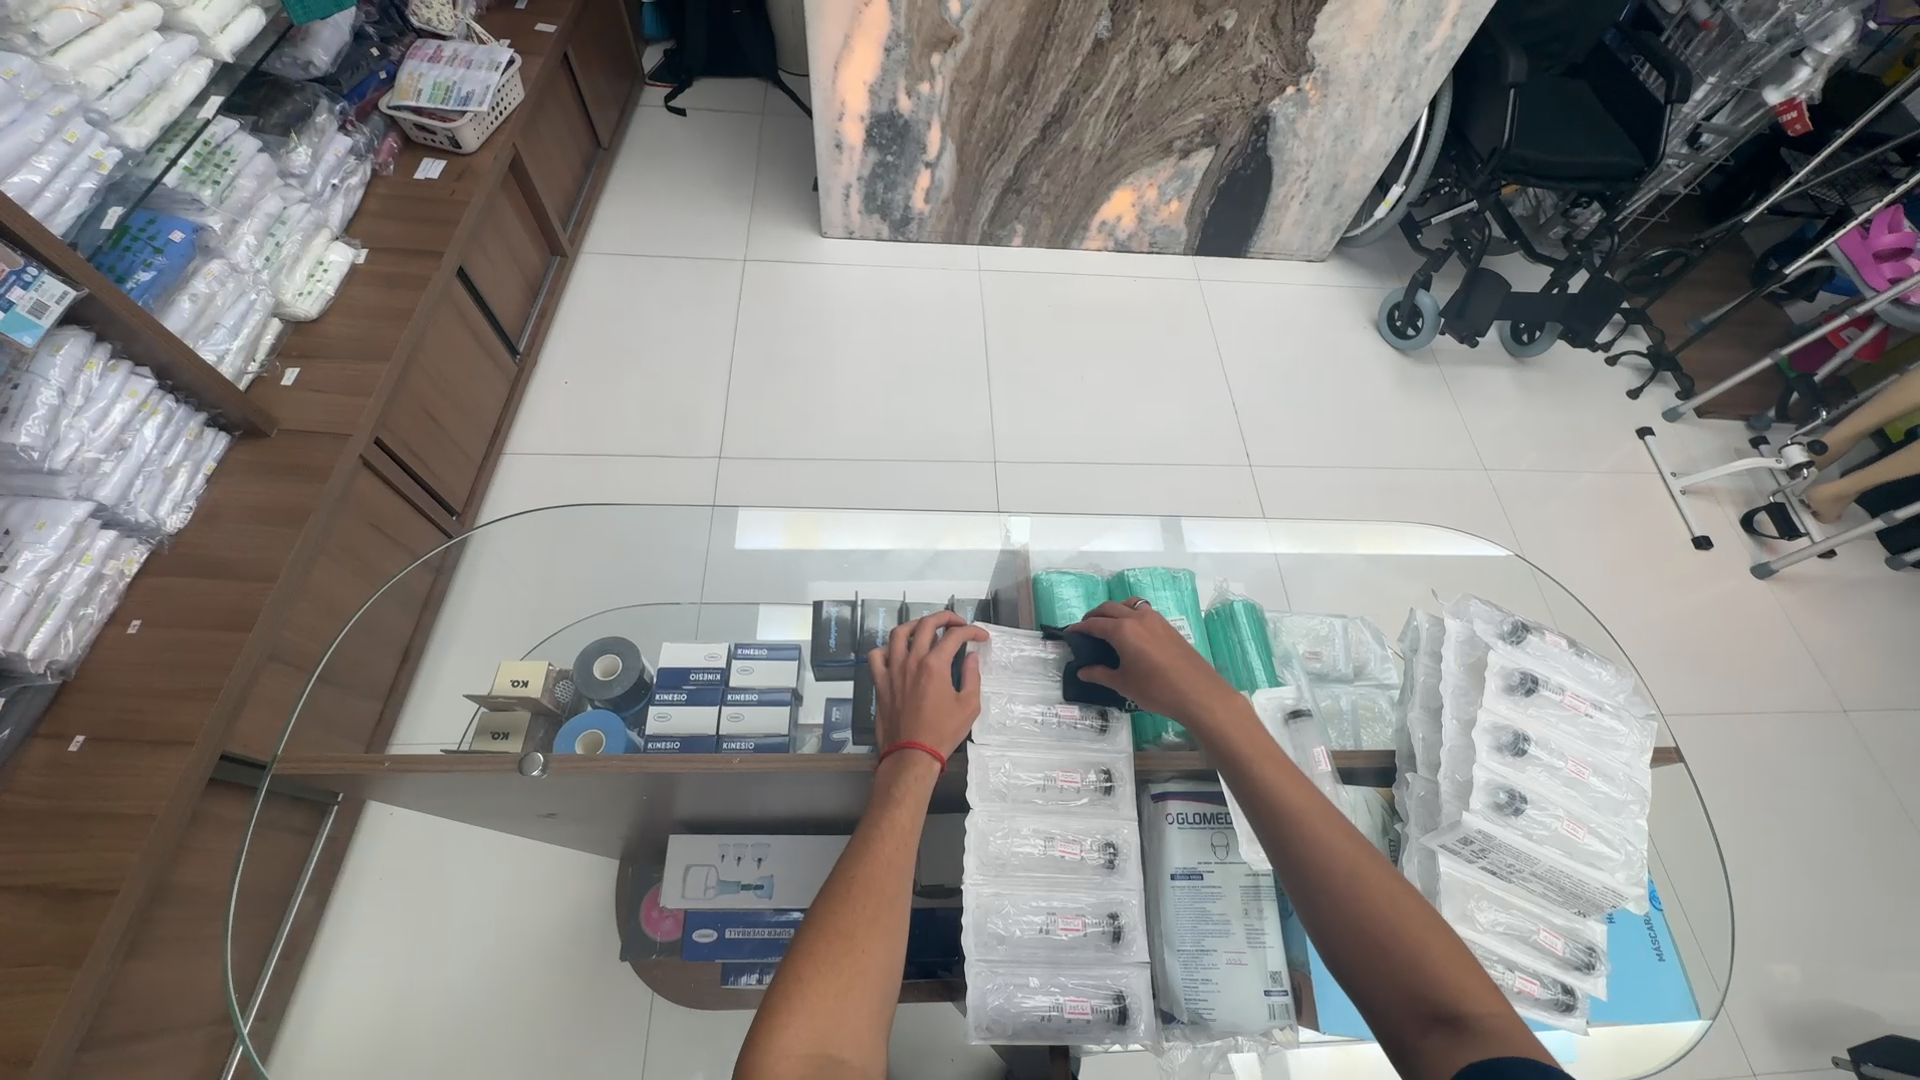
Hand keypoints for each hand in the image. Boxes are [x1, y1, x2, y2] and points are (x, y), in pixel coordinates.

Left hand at [869, 612, 987, 758]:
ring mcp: (892, 670)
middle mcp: (911, 661)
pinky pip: (877, 656)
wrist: (911, 754)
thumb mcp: (969, 706)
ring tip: (926, 628)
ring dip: (915, 625)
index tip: (981, 637)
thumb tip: (971, 657)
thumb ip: (972, 676)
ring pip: (899, 633)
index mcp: (935, 665)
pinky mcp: (880, 682)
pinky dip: (887, 649)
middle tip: (957, 623)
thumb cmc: (942, 732)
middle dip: (945, 618)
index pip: (955, 636)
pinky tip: (897, 653)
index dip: (972, 631)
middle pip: (926, 624)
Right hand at [1069, 600, 1240, 723]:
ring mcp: (1155, 619)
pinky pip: (1143, 611)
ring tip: (1109, 626)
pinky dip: (1131, 614)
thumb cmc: (1156, 689)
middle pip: (1109, 608)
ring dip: (1114, 610)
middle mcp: (1137, 618)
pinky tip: (1133, 633)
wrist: (1198, 693)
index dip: (1079, 628)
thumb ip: (1100, 674)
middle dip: (1094, 616)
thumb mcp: (1123, 684)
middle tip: (1086, 629)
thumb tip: (1082, 671)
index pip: (1094, 624)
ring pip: (1128, 605)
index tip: (1070, 633)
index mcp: (1122, 630)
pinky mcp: (1168, 626)